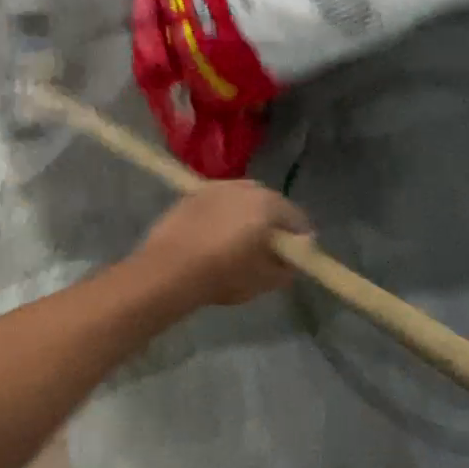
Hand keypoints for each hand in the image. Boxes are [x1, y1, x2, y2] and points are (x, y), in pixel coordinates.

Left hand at [135, 180, 311, 306]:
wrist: (168, 268)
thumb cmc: (223, 274)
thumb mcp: (267, 280)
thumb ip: (288, 267)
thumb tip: (291, 258)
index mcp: (267, 204)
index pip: (297, 218)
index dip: (300, 239)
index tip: (295, 256)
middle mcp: (241, 188)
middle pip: (269, 202)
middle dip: (273, 221)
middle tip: (269, 246)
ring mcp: (212, 187)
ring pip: (241, 197)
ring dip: (246, 213)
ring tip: (241, 238)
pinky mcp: (189, 195)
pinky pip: (217, 201)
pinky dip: (222, 212)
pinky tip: (216, 232)